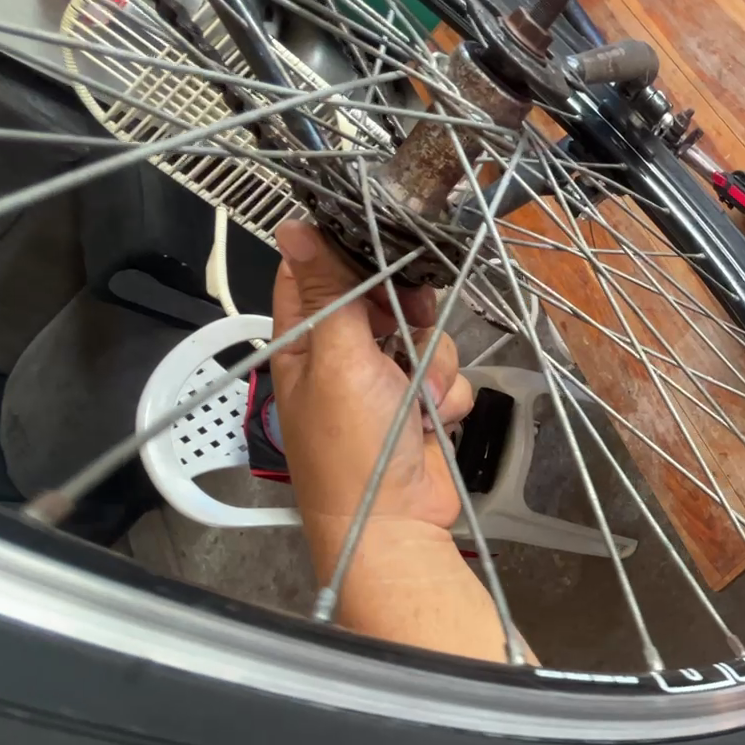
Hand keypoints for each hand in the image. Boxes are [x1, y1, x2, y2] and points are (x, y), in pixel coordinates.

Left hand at [269, 222, 473, 546]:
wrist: (396, 518)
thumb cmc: (353, 442)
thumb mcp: (338, 361)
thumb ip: (332, 294)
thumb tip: (295, 226)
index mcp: (307, 340)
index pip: (320, 275)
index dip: (349, 256)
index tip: (384, 247)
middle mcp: (348, 355)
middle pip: (386, 302)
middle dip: (409, 316)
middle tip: (413, 326)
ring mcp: (390, 382)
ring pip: (428, 340)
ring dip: (434, 368)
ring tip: (421, 402)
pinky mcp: (425, 406)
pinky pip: (450, 379)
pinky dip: (448, 399)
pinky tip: (435, 421)